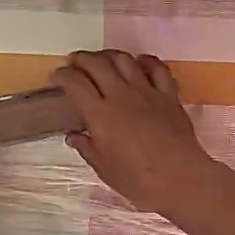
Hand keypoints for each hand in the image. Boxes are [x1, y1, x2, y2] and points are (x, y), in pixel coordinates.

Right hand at [50, 50, 224, 215]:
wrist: (180, 179)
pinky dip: (145, 60)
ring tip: (100, 59)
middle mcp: (121, 96)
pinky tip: (139, 62)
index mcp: (101, 115)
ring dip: (108, 55)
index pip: (75, 84)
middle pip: (98, 64)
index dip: (62, 76)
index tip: (55, 78)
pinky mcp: (168, 95)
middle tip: (73, 62)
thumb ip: (87, 148)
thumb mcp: (104, 168)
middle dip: (81, 59)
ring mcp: (147, 92)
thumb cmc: (137, 180)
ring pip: (124, 60)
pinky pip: (157, 68)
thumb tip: (73, 135)